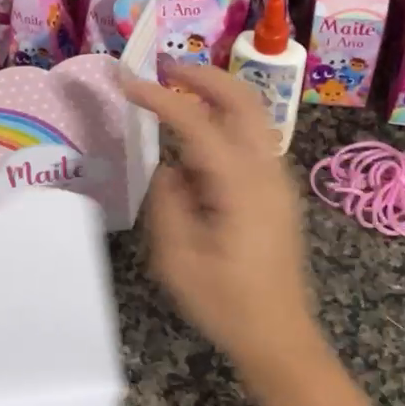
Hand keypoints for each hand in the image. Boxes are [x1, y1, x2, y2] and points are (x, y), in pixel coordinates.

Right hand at [123, 63, 325, 374]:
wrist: (279, 335)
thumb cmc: (227, 305)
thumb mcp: (178, 259)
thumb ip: (168, 203)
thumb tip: (169, 170)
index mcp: (240, 184)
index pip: (196, 121)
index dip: (158, 96)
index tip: (124, 80)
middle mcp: (268, 171)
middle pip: (242, 99)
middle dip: (202, 76)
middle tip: (164, 70)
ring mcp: (279, 182)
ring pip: (252, 118)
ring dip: (216, 100)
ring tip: (176, 102)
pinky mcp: (280, 196)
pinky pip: (253, 145)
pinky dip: (226, 128)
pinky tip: (198, 150)